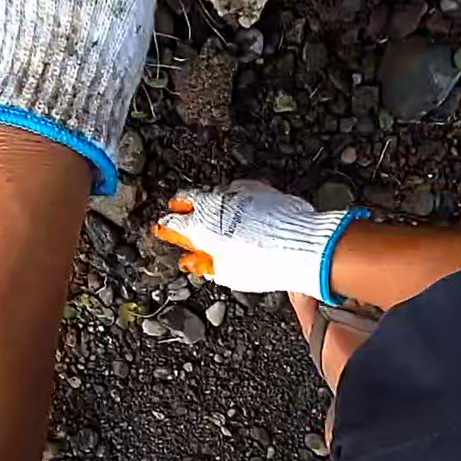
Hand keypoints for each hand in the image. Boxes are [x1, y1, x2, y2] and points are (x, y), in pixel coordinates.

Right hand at [153, 181, 366, 303]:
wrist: (300, 245)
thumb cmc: (262, 264)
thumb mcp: (228, 273)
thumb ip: (205, 264)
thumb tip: (191, 261)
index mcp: (200, 226)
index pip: (173, 223)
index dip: (165, 227)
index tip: (160, 228)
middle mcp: (214, 204)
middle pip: (188, 198)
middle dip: (180, 204)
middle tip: (176, 208)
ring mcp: (236, 193)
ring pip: (213, 192)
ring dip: (207, 200)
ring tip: (207, 209)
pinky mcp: (258, 188)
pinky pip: (238, 188)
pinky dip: (232, 195)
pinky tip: (237, 204)